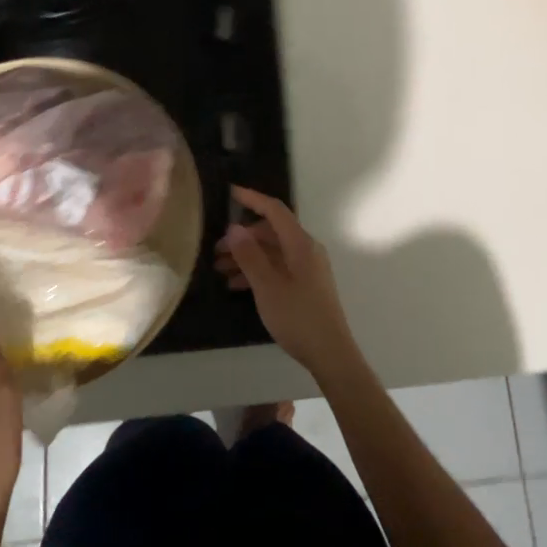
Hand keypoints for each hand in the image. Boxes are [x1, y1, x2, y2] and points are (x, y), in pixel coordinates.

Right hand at [216, 186, 360, 377]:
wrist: (330, 353)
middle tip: (215, 251)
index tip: (230, 193)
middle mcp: (306, 250)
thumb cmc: (298, 317)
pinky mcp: (306, 285)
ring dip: (247, 256)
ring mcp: (308, 268)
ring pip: (273, 252)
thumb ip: (250, 256)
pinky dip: (258, 271)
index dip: (253, 199)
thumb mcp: (267, 287)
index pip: (275, 210)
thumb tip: (234, 228)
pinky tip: (237, 286)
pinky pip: (278, 268)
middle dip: (243, 237)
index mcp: (300, 244)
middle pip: (272, 232)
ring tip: (220, 270)